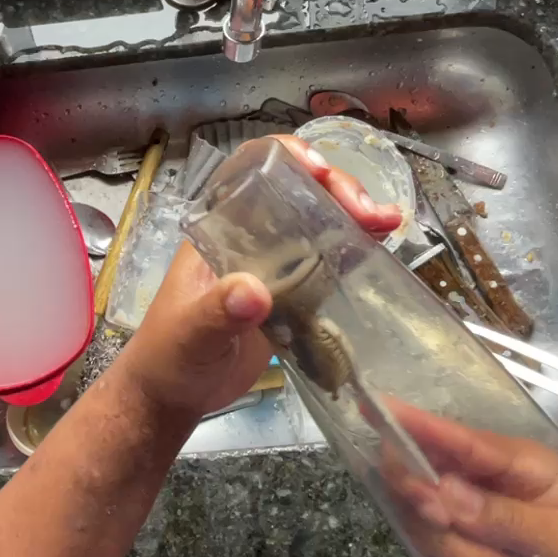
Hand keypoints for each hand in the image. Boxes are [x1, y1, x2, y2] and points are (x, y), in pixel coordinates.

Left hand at [109, 136, 400, 423]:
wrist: (174, 396)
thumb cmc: (168, 357)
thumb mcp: (189, 333)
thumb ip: (216, 313)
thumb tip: (254, 291)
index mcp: (217, 232)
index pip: (249, 172)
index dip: (286, 159)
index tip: (320, 171)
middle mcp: (248, 239)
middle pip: (296, 193)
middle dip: (335, 189)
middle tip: (369, 212)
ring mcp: (273, 267)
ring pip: (318, 223)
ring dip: (354, 216)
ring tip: (389, 223)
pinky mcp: (293, 298)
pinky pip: (329, 264)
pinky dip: (356, 252)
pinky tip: (384, 250)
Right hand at [374, 404, 557, 556]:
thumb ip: (510, 516)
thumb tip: (446, 491)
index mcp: (515, 462)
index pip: (457, 439)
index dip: (415, 423)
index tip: (375, 408)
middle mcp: (479, 481)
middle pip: (423, 481)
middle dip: (436, 511)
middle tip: (449, 523)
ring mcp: (463, 515)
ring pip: (426, 527)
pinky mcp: (454, 549)